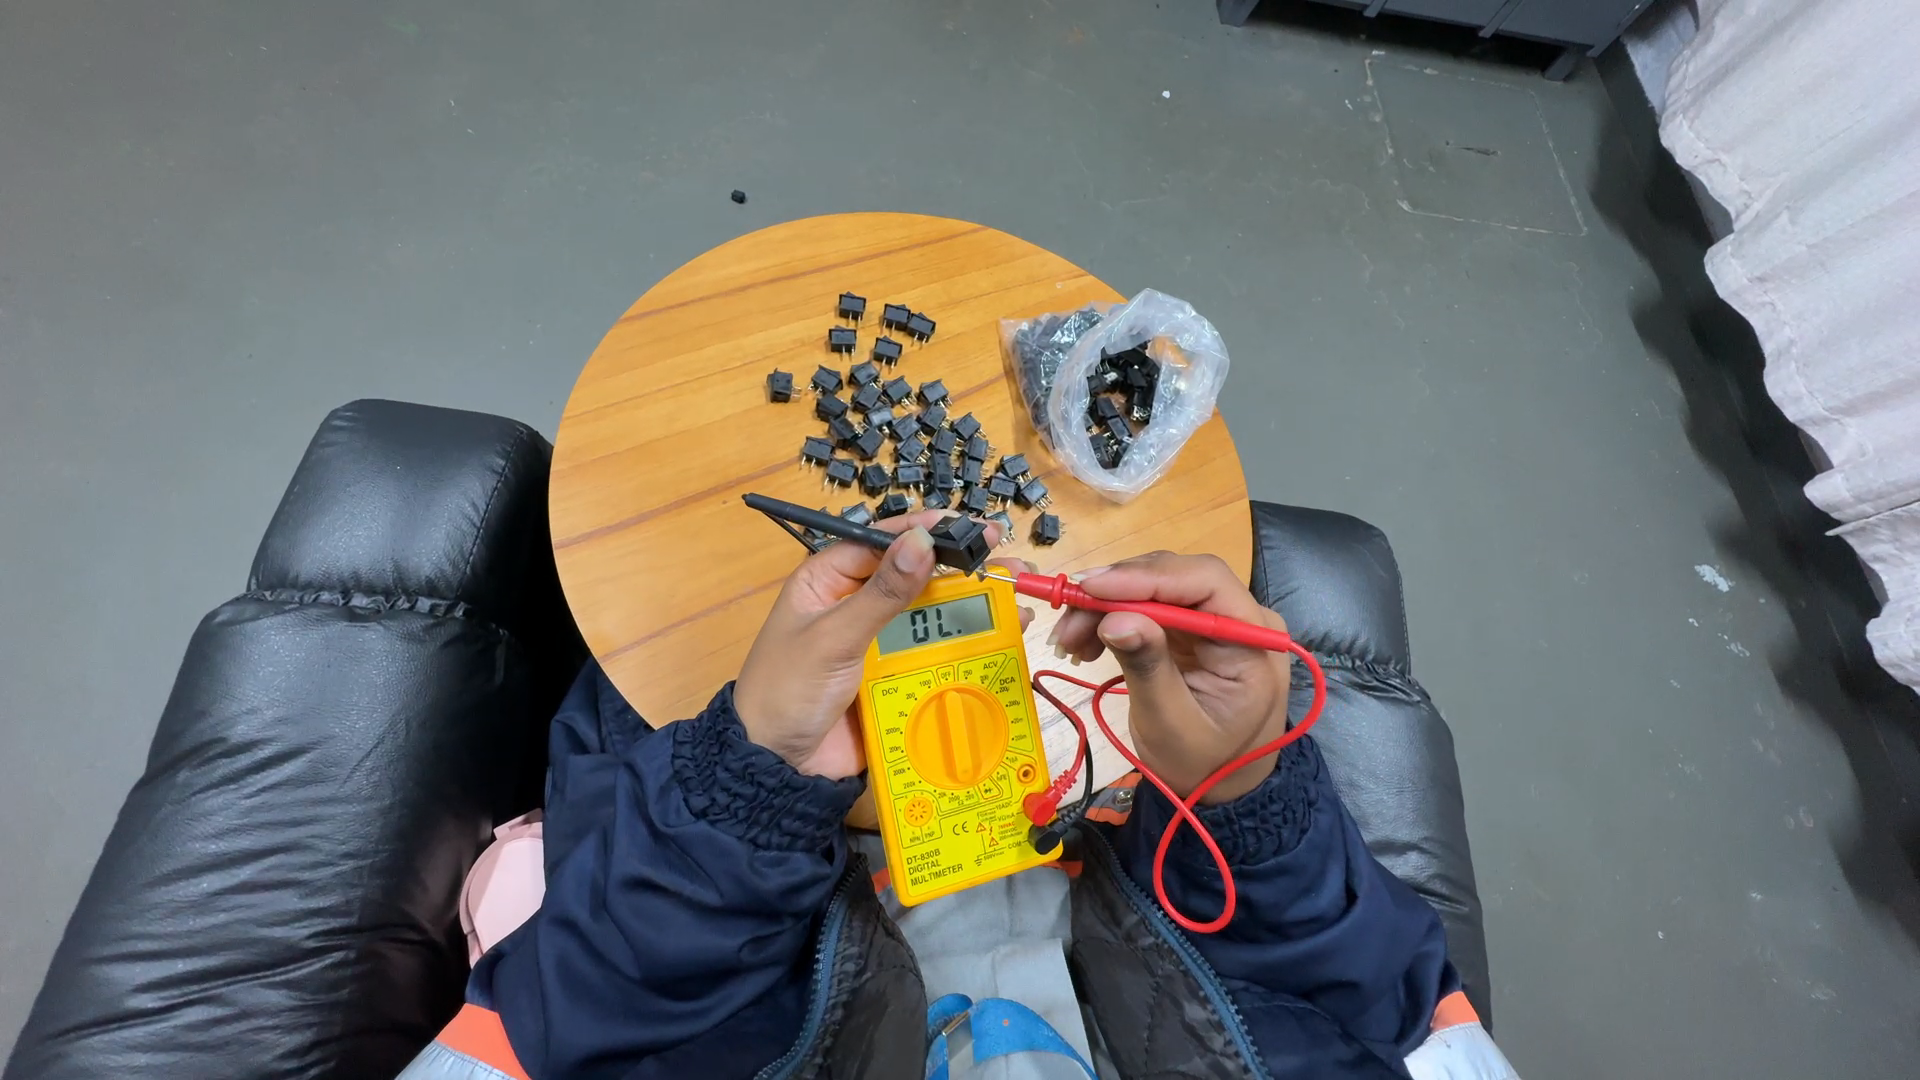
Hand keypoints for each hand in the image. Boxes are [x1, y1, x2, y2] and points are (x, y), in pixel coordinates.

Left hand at [733, 512, 1019, 778]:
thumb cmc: (789, 691)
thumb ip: (881, 593)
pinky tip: (1003, 636)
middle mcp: (856, 603)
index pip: (882, 541)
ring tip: (1018, 596)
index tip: (969, 527)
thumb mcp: (833, 637)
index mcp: (828, 580)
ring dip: (972, 603)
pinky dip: (966, 643)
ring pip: (931, 613)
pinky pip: (934, 652)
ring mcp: (878, 640)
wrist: (778, 770)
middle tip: (1008, 561)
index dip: (926, 531)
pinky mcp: (895, 674)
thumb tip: (923, 540)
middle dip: (960, 566)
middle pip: (914, 575)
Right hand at [1051, 553, 1290, 803]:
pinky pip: (1145, 606)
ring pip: (1152, 587)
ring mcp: (1214, 618)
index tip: (1089, 587)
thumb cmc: (1203, 764)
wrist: (1220, 786)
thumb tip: (1114, 619)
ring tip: (1069, 640)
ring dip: (1104, 605)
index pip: (1205, 581)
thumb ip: (1148, 668)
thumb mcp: (1171, 725)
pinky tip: (1085, 643)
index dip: (1145, 576)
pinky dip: (1110, 617)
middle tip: (1066, 620)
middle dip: (1115, 592)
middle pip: (1174, 576)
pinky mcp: (1190, 626)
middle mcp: (1240, 616)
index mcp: (1253, 640)